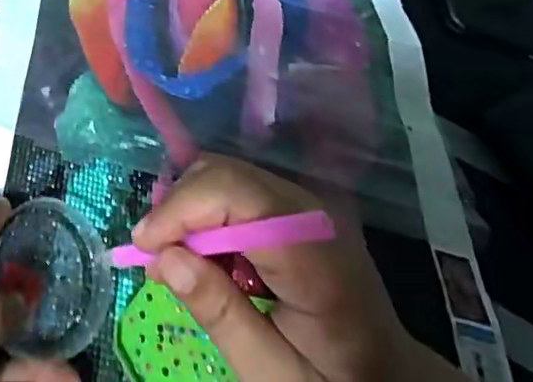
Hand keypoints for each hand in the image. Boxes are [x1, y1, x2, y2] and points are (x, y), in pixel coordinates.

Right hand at [131, 157, 446, 381]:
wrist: (389, 376)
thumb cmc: (332, 381)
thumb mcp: (277, 375)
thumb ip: (222, 317)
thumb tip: (165, 259)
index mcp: (317, 258)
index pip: (238, 196)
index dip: (182, 210)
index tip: (144, 248)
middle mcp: (313, 214)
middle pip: (226, 175)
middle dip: (178, 207)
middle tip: (152, 256)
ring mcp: (305, 203)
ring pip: (224, 173)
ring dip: (187, 206)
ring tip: (172, 255)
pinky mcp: (292, 203)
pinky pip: (233, 185)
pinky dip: (204, 208)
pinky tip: (200, 250)